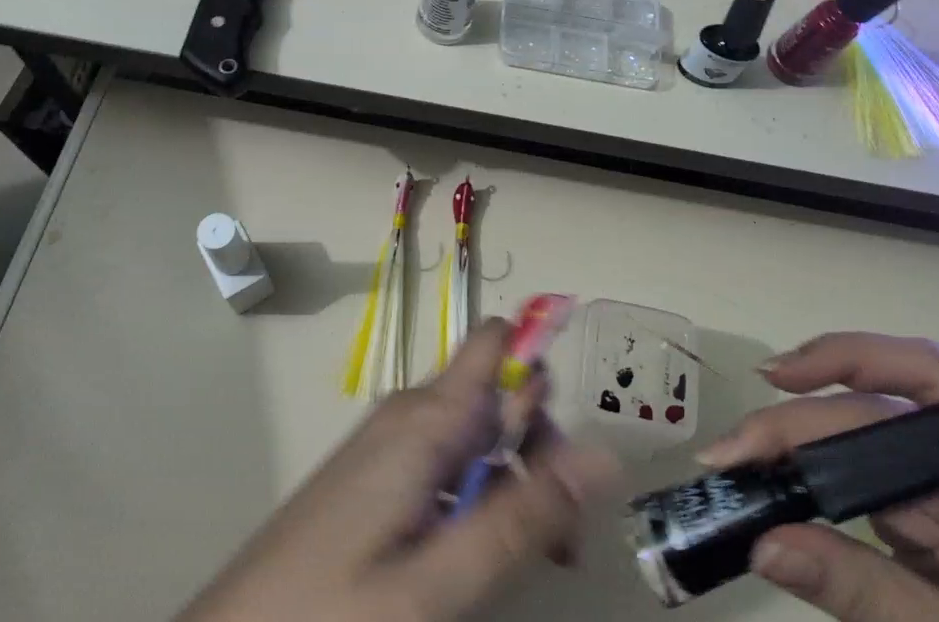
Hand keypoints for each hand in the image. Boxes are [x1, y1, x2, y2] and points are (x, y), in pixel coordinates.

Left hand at [176, 319, 616, 621]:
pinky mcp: (379, 475)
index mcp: (424, 420)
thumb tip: (603, 453)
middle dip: (540, 450)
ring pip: (477, 436)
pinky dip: (480, 497)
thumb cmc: (334, 607)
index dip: (541, 368)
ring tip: (534, 557)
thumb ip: (521, 516)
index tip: (573, 441)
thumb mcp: (439, 580)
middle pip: (498, 397)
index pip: (494, 343)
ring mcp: (391, 444)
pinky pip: (448, 464)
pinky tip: (482, 553)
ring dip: (516, 482)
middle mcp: (409, 415)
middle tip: (561, 538)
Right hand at [698, 332, 938, 621]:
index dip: (857, 358)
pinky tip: (775, 492)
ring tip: (737, 464)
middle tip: (727, 453)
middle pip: (889, 420)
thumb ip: (869, 594)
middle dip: (802, 426)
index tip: (781, 374)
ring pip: (871, 457)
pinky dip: (818, 496)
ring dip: (801, 456)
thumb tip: (761, 544)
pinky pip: (871, 503)